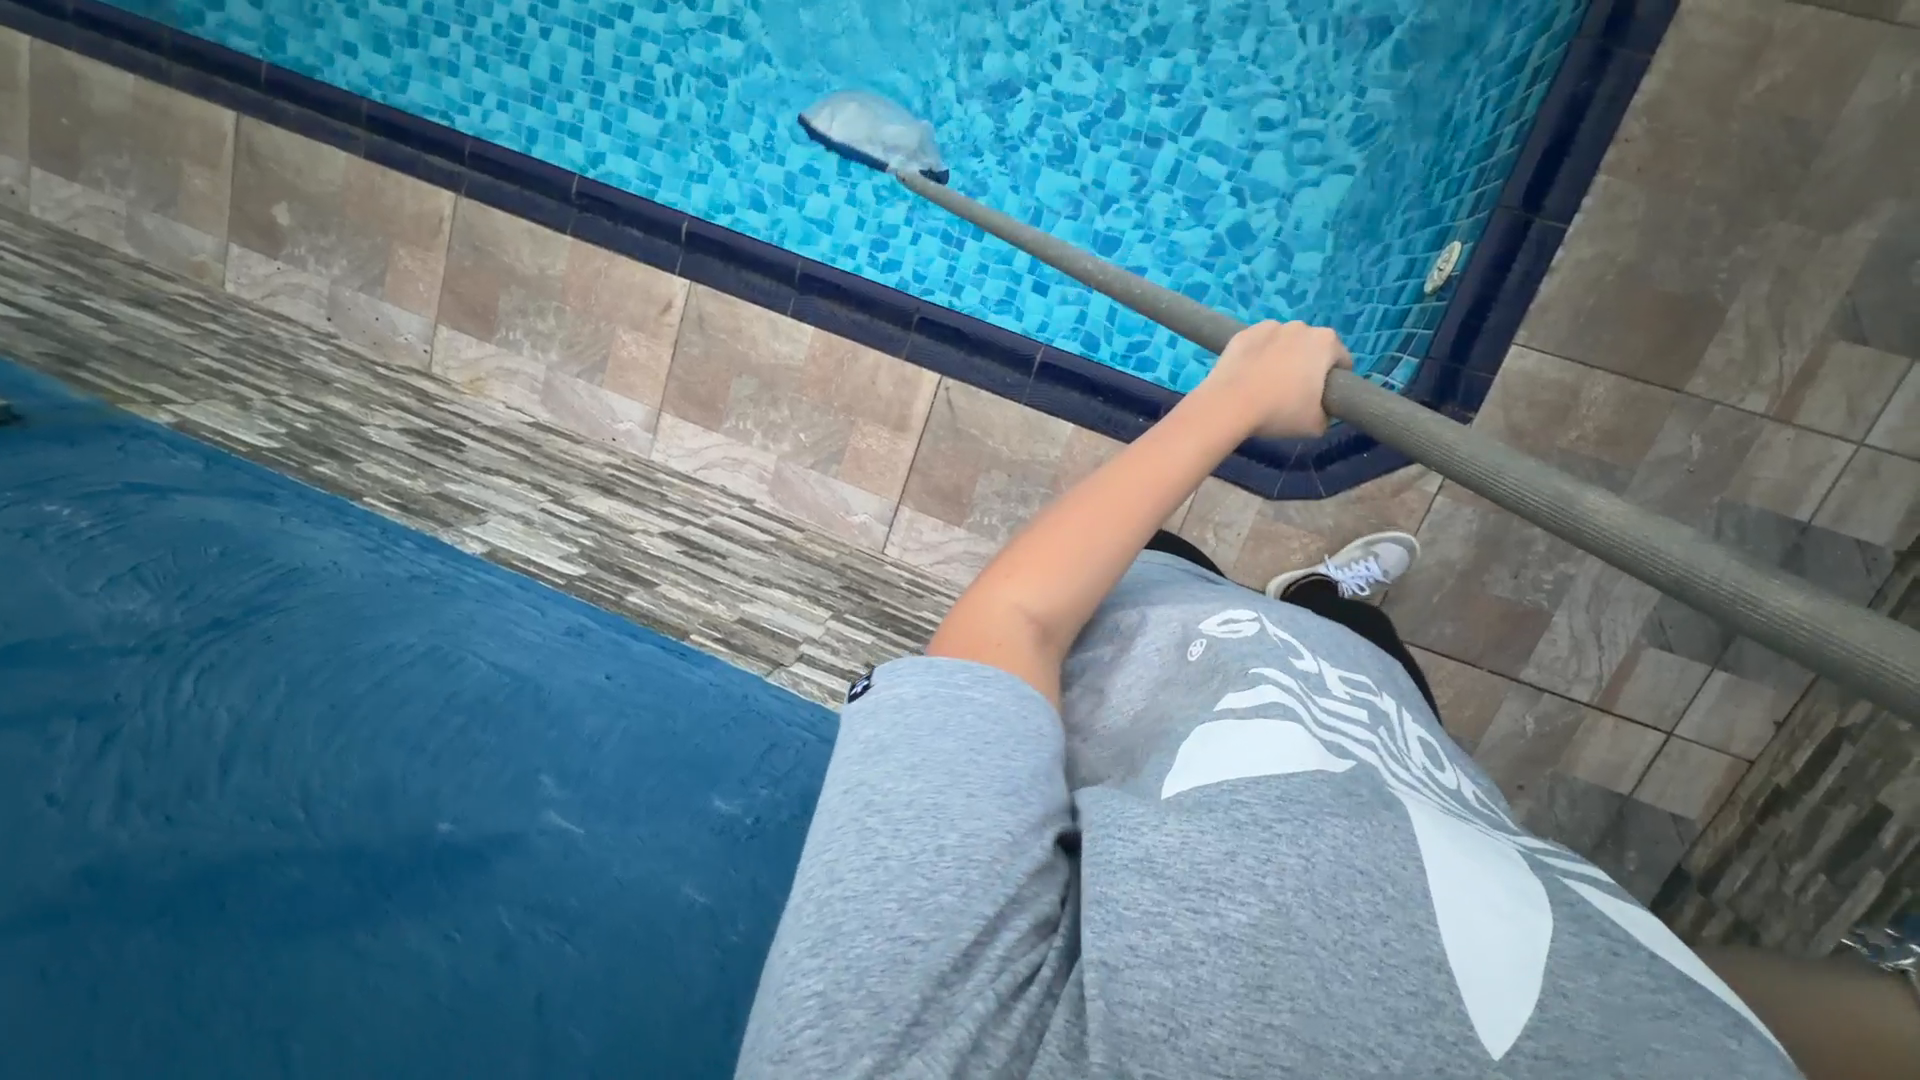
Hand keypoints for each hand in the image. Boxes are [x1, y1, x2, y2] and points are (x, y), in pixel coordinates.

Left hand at [1199, 320, 1351, 439]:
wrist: (1228, 405)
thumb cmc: (1279, 411)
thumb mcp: (1316, 424)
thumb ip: (1328, 414)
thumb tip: (1322, 412)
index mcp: (1326, 342)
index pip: (1340, 360)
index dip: (1335, 380)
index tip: (1323, 397)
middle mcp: (1300, 326)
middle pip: (1311, 348)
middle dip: (1307, 365)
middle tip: (1293, 392)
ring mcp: (1268, 327)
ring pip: (1282, 343)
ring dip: (1281, 357)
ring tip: (1266, 383)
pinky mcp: (1241, 334)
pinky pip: (1257, 345)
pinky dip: (1256, 355)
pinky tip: (1248, 375)